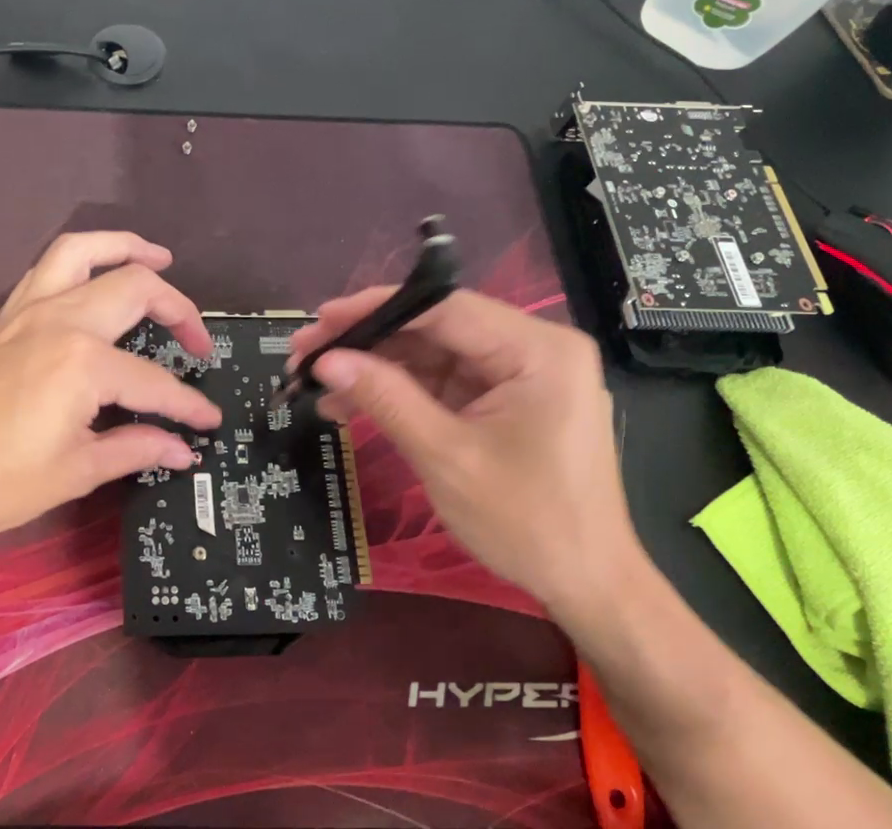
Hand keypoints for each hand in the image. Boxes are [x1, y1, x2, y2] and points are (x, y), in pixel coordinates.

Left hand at [0, 232, 221, 640]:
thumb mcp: (73, 472)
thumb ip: (134, 449)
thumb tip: (180, 449)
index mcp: (82, 363)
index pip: (154, 382)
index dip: (188, 404)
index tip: (207, 421)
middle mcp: (58, 322)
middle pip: (133, 290)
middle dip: (178, 310)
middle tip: (198, 339)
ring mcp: (24, 312)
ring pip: (82, 253)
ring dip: (126, 248)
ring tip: (159, 258)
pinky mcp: (1, 319)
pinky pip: (48, 269)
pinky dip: (82, 262)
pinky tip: (94, 282)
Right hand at [286, 288, 637, 611]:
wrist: (586, 583)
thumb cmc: (526, 522)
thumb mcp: (446, 457)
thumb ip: (385, 399)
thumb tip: (325, 361)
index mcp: (538, 351)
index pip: (444, 308)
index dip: (374, 309)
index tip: (319, 322)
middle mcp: (535, 349)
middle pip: (437, 327)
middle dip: (370, 341)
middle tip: (305, 354)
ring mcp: (522, 375)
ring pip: (434, 354)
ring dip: (378, 369)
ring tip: (316, 383)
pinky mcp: (508, 400)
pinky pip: (445, 382)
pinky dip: (401, 393)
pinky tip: (351, 405)